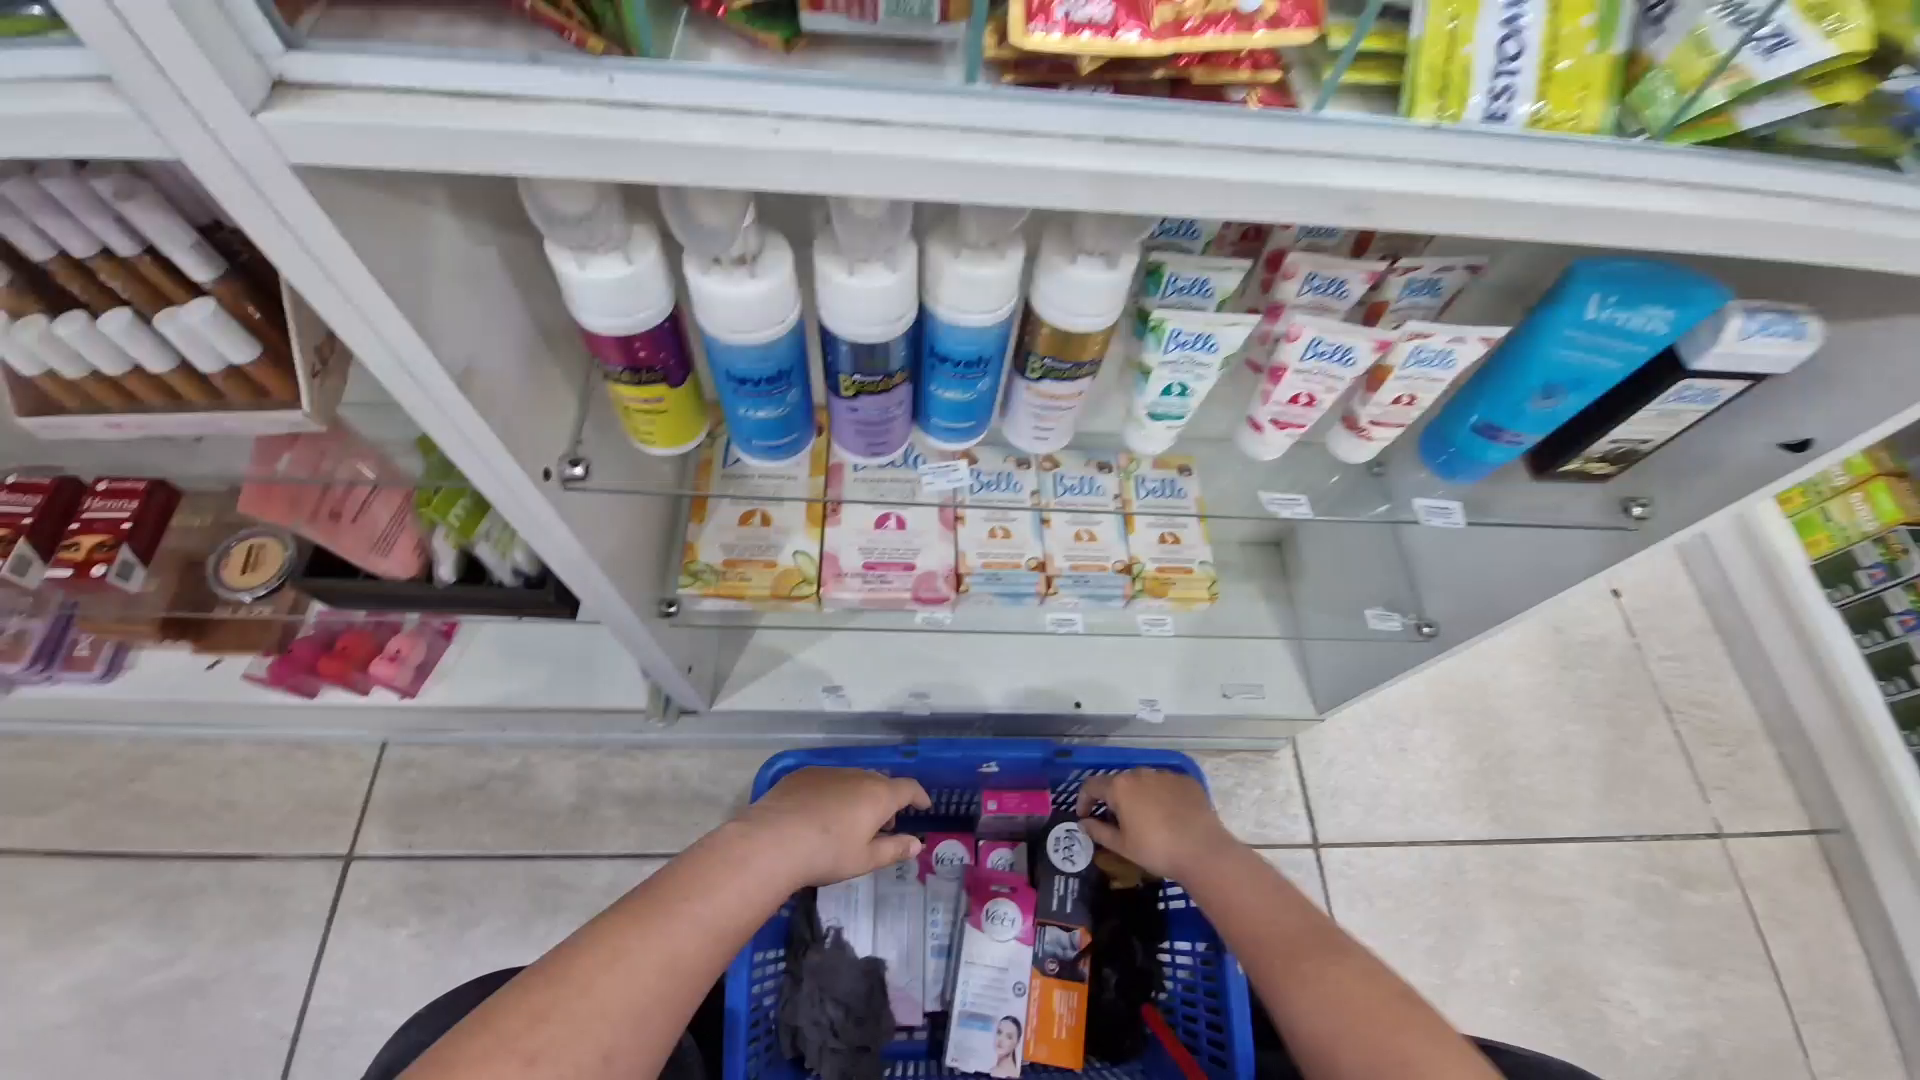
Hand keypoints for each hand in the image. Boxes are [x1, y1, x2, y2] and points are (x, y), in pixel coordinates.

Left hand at [732, 767, 931, 887]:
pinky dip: (833, 794)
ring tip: (851, 822)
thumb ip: (894, 850)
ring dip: (860, 796)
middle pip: (880, 782)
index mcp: (878, 795)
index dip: (919, 796)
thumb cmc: (826, 854)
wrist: (772, 841)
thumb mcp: (865, 859)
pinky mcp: (801, 775)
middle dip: (887, 801)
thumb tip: (917, 843)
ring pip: (853, 780)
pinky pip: (827, 781)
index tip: (923, 806)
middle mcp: (856, 776)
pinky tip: (819, 815)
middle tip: (883, 825)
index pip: (908, 788)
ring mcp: (827, 772)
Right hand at [1076, 768, 1239, 880]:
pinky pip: (1166, 785)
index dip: (1083, 800)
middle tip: (1115, 820)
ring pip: (1143, 781)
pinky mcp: (1186, 781)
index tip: (1085, 816)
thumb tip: (1083, 823)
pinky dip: (1160, 796)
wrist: (1204, 851)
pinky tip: (1168, 815)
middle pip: (1118, 782)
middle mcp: (1141, 773)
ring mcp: (1166, 774)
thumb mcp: (1122, 846)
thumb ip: (1098, 831)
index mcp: (1120, 787)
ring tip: (1144, 818)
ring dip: (1137, 795)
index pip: (1092, 785)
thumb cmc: (1156, 849)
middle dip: (1112, 798)